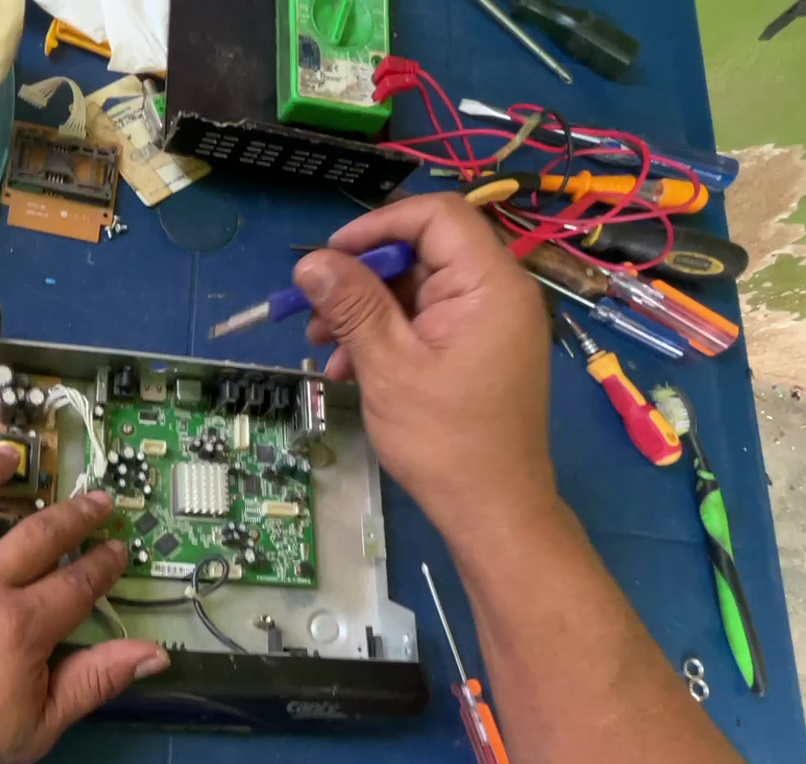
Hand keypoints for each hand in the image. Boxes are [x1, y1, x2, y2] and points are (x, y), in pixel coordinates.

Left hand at [0, 446, 169, 763]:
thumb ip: (95, 681)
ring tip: (9, 454)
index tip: (119, 550)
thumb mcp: (39, 728)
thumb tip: (155, 653)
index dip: (105, 564)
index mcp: (20, 625)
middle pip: (37, 534)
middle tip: (96, 500)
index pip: (78, 582)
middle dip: (75, 515)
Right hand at [294, 194, 556, 539]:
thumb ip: (352, 306)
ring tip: (323, 350)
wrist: (489, 505)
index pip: (436, 216)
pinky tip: (350, 370)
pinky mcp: (475, 350)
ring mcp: (486, 324)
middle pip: (421, 256)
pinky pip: (424, 325)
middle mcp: (495, 292)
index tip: (327, 258)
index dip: (377, 226)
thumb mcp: (388, 366)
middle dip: (361, 282)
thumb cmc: (442, 438)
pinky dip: (385, 339)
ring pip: (415, 294)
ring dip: (364, 315)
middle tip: (314, 317)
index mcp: (488, 284)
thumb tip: (309, 262)